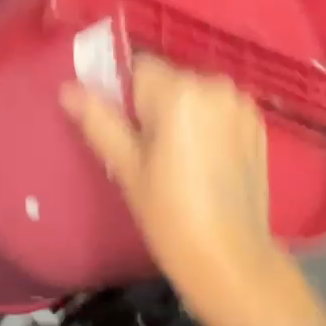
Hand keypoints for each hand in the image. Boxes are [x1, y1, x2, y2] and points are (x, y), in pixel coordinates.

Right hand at [62, 55, 299, 325]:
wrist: (229, 258)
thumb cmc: (169, 215)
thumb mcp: (126, 168)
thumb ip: (98, 121)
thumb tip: (67, 90)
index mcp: (179, 92)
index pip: (137, 68)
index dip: (122, 97)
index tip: (122, 134)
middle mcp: (216, 85)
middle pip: (167, 80)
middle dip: (152, 108)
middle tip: (145, 156)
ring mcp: (241, 105)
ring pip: (193, 97)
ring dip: (180, 117)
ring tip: (175, 163)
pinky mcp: (257, 125)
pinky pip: (218, 112)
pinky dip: (206, 128)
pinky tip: (202, 165)